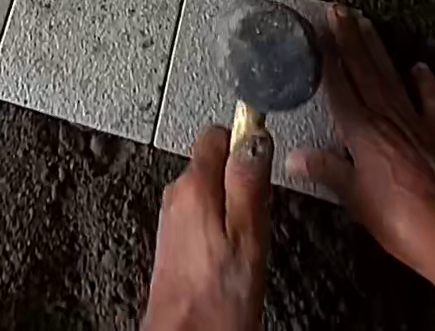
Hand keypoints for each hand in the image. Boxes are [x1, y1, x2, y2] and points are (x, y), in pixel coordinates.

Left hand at [142, 124, 272, 330]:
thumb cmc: (216, 302)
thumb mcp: (248, 232)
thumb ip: (250, 178)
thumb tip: (256, 136)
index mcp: (194, 184)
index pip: (217, 132)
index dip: (245, 141)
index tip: (261, 164)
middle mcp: (177, 195)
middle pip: (215, 160)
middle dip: (239, 176)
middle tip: (257, 211)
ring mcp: (172, 221)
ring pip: (210, 189)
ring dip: (231, 203)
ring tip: (245, 239)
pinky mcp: (173, 245)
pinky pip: (202, 215)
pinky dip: (219, 225)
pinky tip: (230, 254)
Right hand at [288, 5, 434, 274]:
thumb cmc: (400, 221)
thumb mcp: (355, 200)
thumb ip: (327, 171)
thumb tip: (293, 156)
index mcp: (363, 131)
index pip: (339, 84)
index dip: (328, 57)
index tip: (318, 31)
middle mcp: (387, 116)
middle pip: (363, 68)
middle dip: (349, 37)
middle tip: (338, 9)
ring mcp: (415, 120)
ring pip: (390, 74)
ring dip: (376, 47)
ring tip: (365, 21)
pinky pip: (430, 99)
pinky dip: (425, 82)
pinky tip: (419, 66)